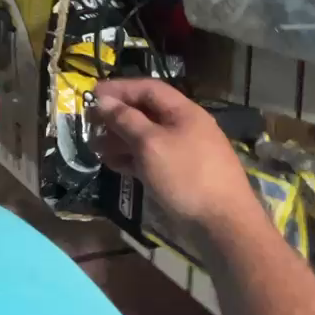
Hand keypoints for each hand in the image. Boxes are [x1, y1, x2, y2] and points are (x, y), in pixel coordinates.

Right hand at [91, 79, 259, 245]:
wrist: (224, 226)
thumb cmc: (186, 176)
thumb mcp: (150, 143)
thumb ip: (125, 119)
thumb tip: (103, 101)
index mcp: (184, 113)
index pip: (148, 89)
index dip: (119, 88)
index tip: (91, 94)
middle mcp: (185, 127)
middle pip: (145, 112)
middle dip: (116, 116)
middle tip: (90, 123)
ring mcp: (184, 152)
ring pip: (145, 137)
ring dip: (119, 139)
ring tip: (96, 147)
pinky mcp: (180, 173)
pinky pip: (151, 157)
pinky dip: (130, 158)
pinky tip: (113, 164)